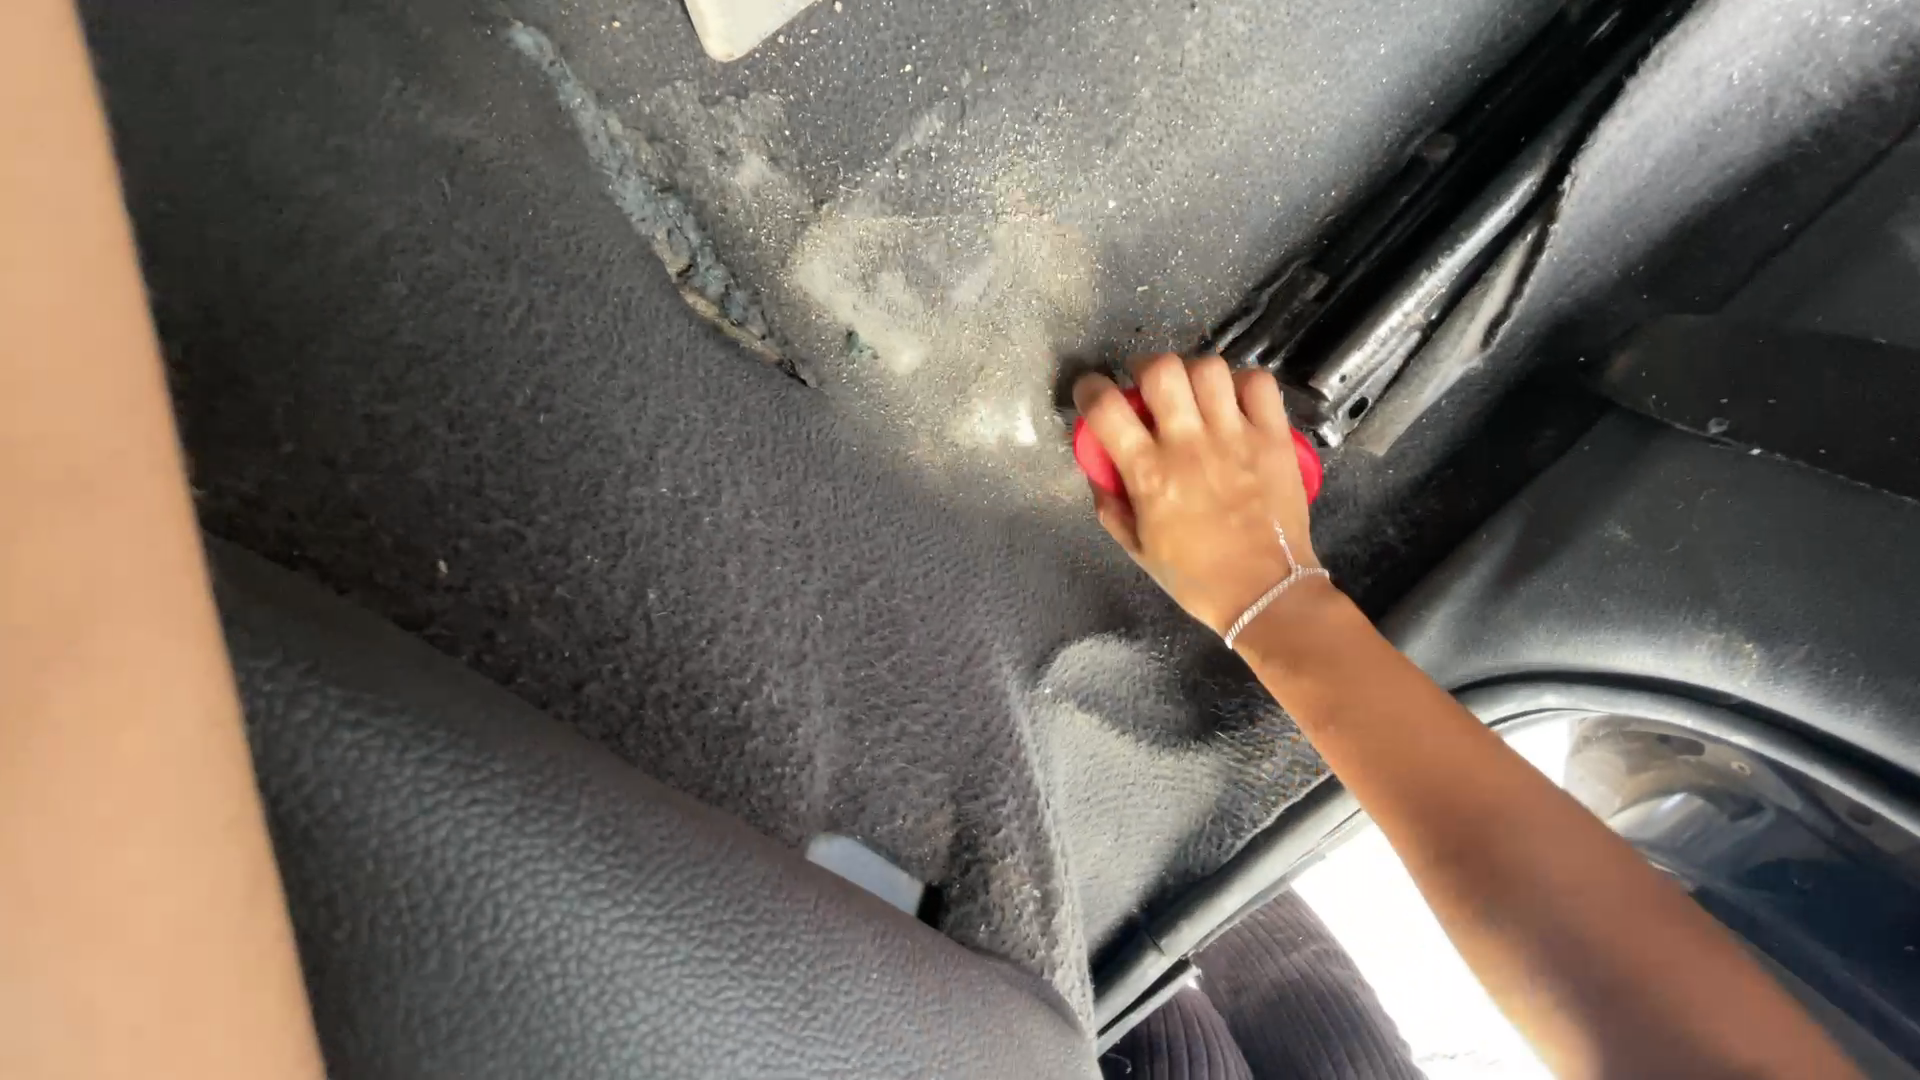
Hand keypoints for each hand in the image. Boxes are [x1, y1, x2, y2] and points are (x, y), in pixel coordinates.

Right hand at [1073, 355, 1320, 635]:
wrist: (1264, 592)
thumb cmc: (1193, 576)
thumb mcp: (1134, 547)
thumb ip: (1109, 503)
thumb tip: (1099, 467)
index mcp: (1148, 473)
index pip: (1105, 407)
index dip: (1089, 388)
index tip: (1091, 392)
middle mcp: (1189, 444)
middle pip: (1160, 369)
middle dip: (1144, 367)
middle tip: (1146, 387)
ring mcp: (1236, 436)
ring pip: (1208, 368)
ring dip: (1191, 374)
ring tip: (1192, 394)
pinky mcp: (1275, 437)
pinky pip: (1258, 383)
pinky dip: (1241, 383)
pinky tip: (1233, 402)